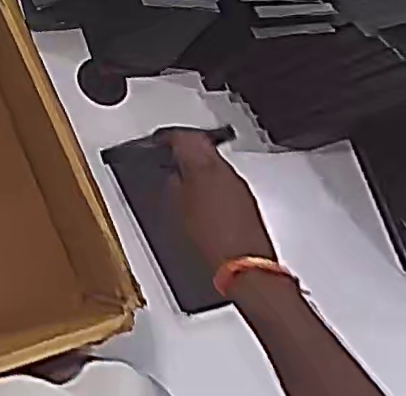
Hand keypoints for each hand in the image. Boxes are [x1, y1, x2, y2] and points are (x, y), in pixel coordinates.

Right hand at [159, 128, 275, 272]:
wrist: (245, 268)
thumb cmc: (211, 238)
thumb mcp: (176, 205)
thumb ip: (173, 181)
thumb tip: (173, 173)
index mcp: (204, 165)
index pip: (183, 136)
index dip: (167, 137)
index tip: (158, 141)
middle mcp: (225, 170)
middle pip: (202, 144)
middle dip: (184, 147)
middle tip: (169, 153)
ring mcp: (239, 185)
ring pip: (214, 161)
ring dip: (198, 163)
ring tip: (183, 176)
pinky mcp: (247, 200)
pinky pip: (225, 178)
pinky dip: (211, 179)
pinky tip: (202, 194)